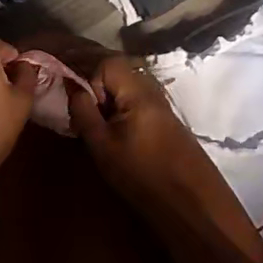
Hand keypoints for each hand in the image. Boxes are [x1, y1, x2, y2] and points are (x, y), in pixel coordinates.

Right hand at [66, 54, 237, 217]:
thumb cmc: (141, 173)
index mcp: (138, 90)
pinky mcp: (166, 120)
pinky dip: (122, 112)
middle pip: (118, 72)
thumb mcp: (102, 145)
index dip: (89, 79)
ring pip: (126, 89)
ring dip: (108, 103)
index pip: (107, 62)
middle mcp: (152, 90)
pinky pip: (137, 103)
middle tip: (86, 117)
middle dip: (96, 89)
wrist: (190, 201)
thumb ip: (83, 112)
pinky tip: (119, 137)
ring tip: (100, 129)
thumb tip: (72, 86)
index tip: (86, 108)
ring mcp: (162, 104)